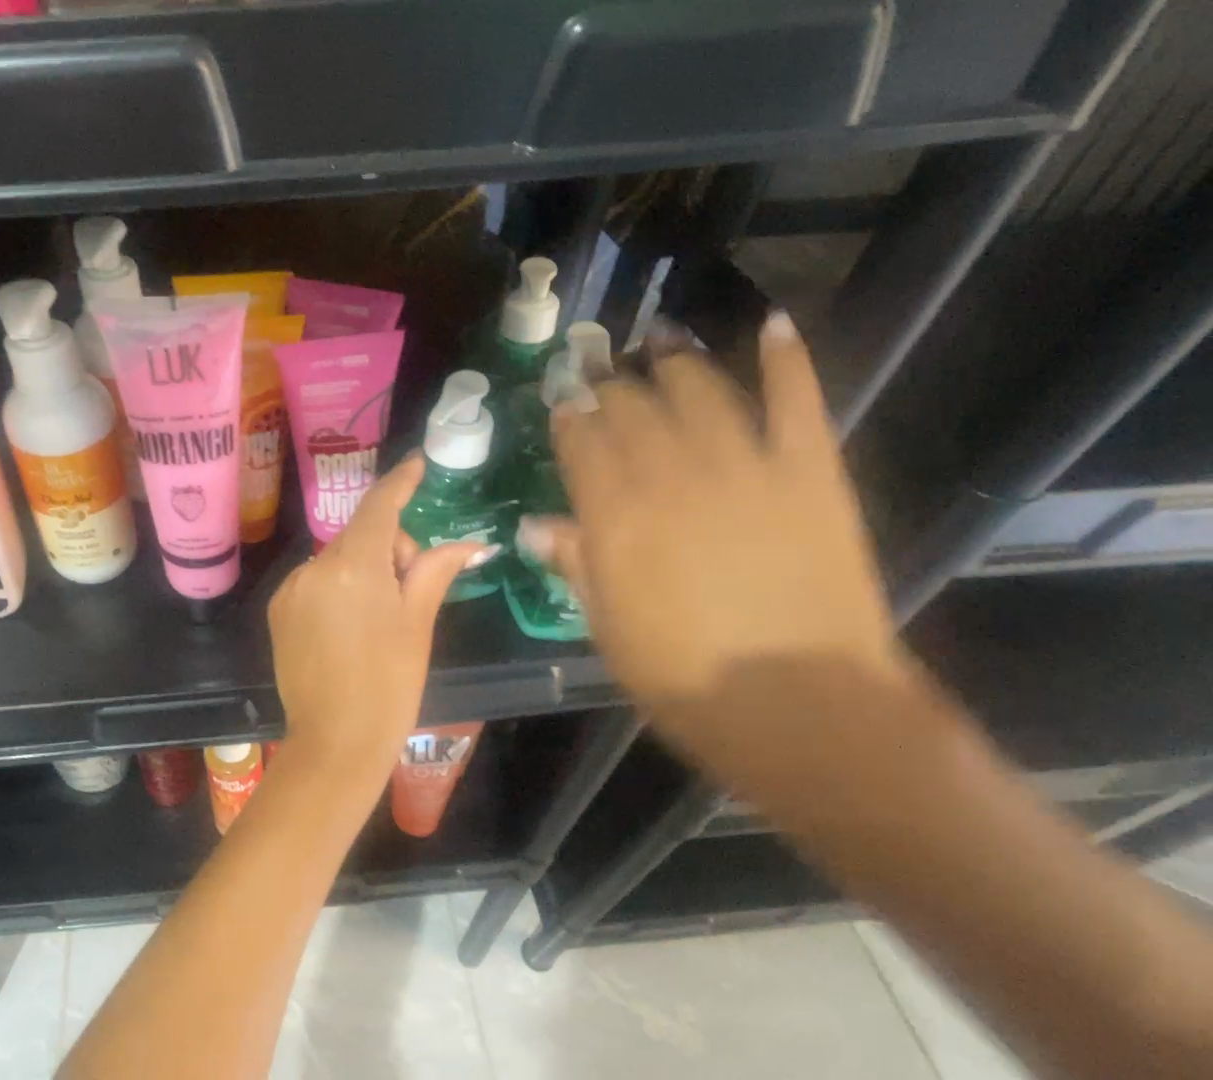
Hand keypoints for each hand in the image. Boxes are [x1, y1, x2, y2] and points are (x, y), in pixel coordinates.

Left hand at [268, 456, 493, 767]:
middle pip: (361, 537)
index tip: (417, 464)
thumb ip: (435, 571)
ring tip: (380, 623)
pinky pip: (316, 584)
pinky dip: (337, 592)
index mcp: (353, 564)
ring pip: (338, 561)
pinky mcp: (279, 612)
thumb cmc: (390, 684)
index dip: (400, 482)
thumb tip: (471, 545)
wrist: (336, 742)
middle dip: (390, 551)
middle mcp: (314, 567)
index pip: (379, 506)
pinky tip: (349, 633)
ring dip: (363, 573)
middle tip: (411, 594)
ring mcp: (291, 590)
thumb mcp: (418, 624)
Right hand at [519, 311, 902, 709]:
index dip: (569, 417)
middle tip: (600, 367)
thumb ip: (577, 567)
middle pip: (633, 406)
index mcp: (615, 515)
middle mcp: (672, 474)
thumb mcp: (609, 630)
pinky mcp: (810, 470)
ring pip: (701, 390)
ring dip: (677, 359)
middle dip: (610, 383)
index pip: (581, 443)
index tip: (562, 403)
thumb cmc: (686, 680)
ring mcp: (746, 465)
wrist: (803, 706)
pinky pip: (797, 399)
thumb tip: (539, 525)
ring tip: (661, 338)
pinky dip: (786, 359)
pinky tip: (772, 325)